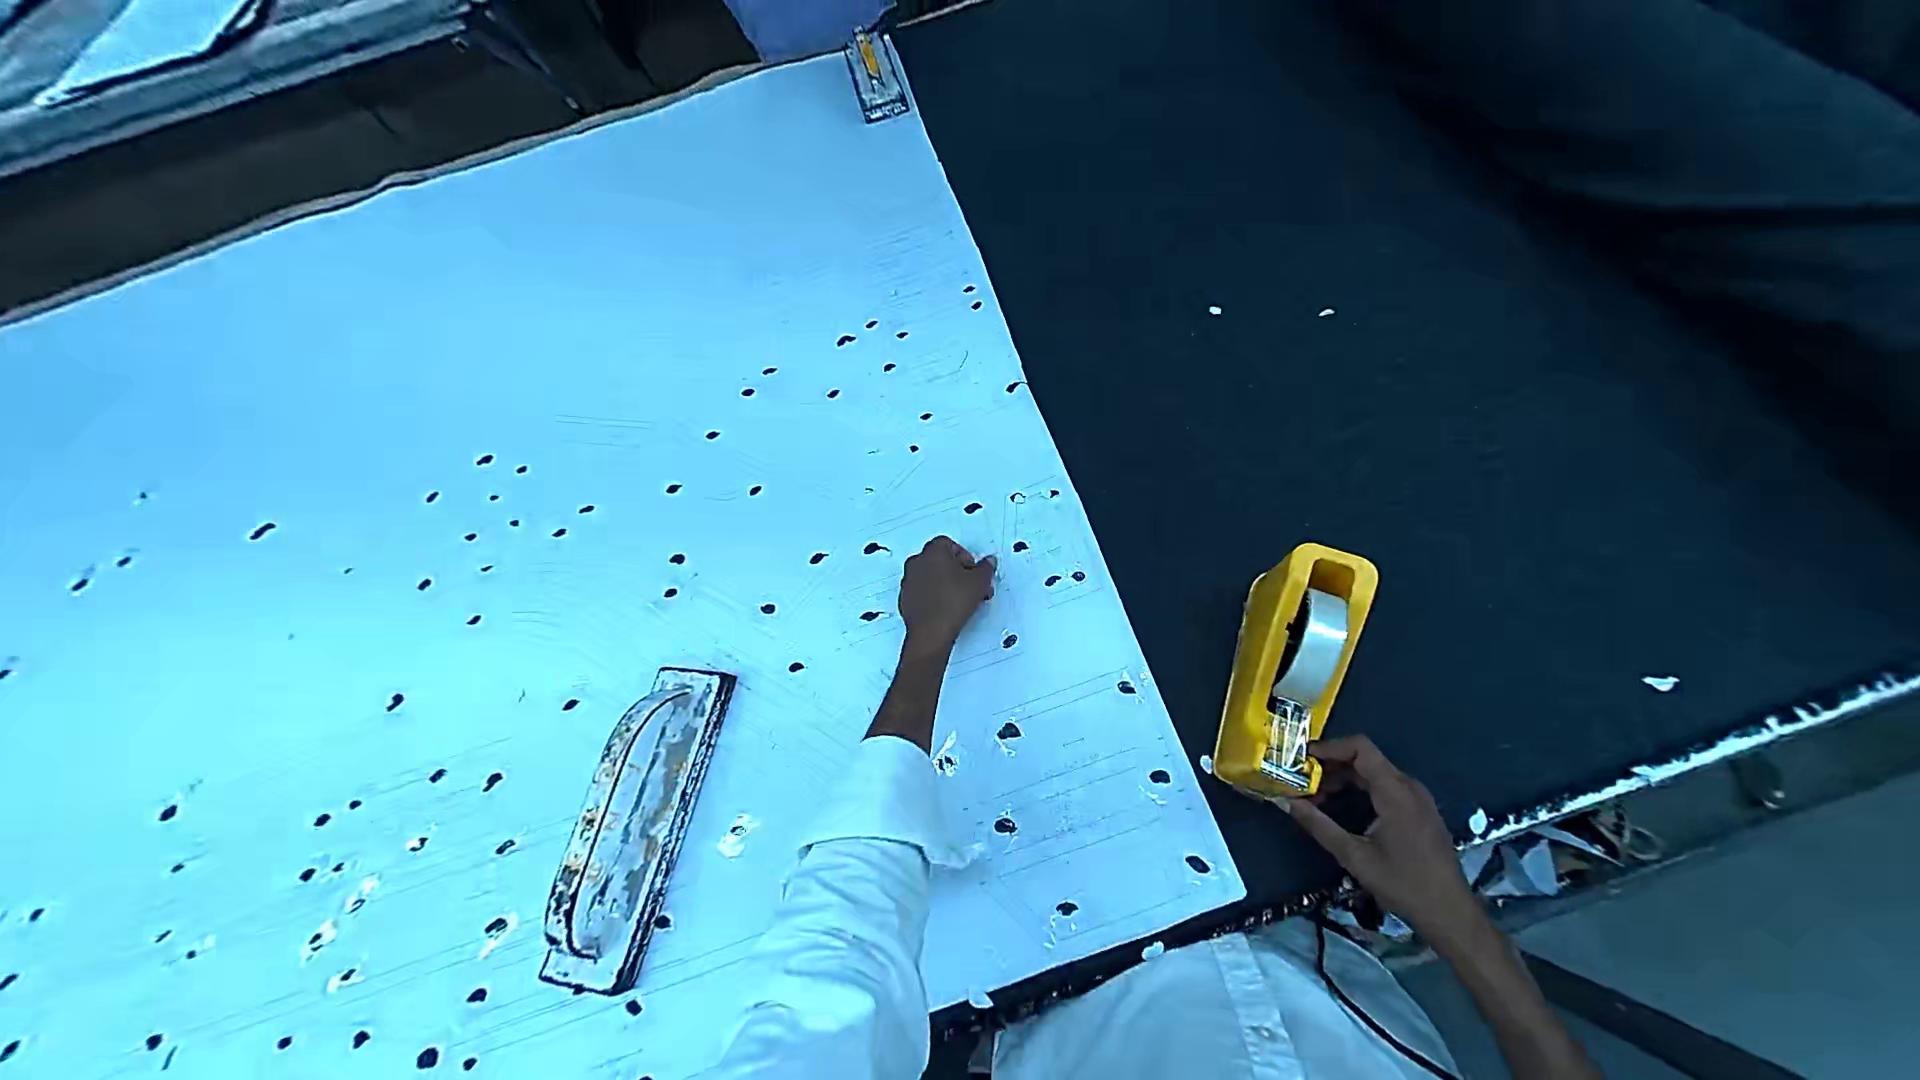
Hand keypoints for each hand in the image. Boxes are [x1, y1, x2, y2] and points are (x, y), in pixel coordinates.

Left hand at [897, 536, 995, 650]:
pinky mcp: (906, 599)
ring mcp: (908, 581)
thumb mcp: (979, 582)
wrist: (932, 631)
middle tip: (971, 585)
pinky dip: (935, 595)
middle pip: (940, 560)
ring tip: (962, 599)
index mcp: (933, 551)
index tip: (974, 570)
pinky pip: (923, 591)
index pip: (949, 544)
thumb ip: (986, 567)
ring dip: (946, 583)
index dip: (965, 557)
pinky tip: (948, 608)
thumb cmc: (951, 603)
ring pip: (931, 576)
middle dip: (958, 571)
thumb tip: (988, 562)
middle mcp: (916, 562)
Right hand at [1281, 735, 1484, 945]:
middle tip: (1303, 779)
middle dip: (1330, 764)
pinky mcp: (1419, 810)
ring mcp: (1417, 799)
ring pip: (1373, 772)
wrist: (1452, 916)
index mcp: (1396, 793)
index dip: (1329, 747)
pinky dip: (1359, 787)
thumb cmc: (1404, 885)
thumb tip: (1286, 801)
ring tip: (1317, 796)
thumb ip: (1318, 825)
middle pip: (1364, 758)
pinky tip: (1342, 806)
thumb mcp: (1354, 856)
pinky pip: (1384, 785)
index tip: (1302, 759)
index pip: (1361, 748)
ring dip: (1343, 777)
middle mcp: (1409, 788)